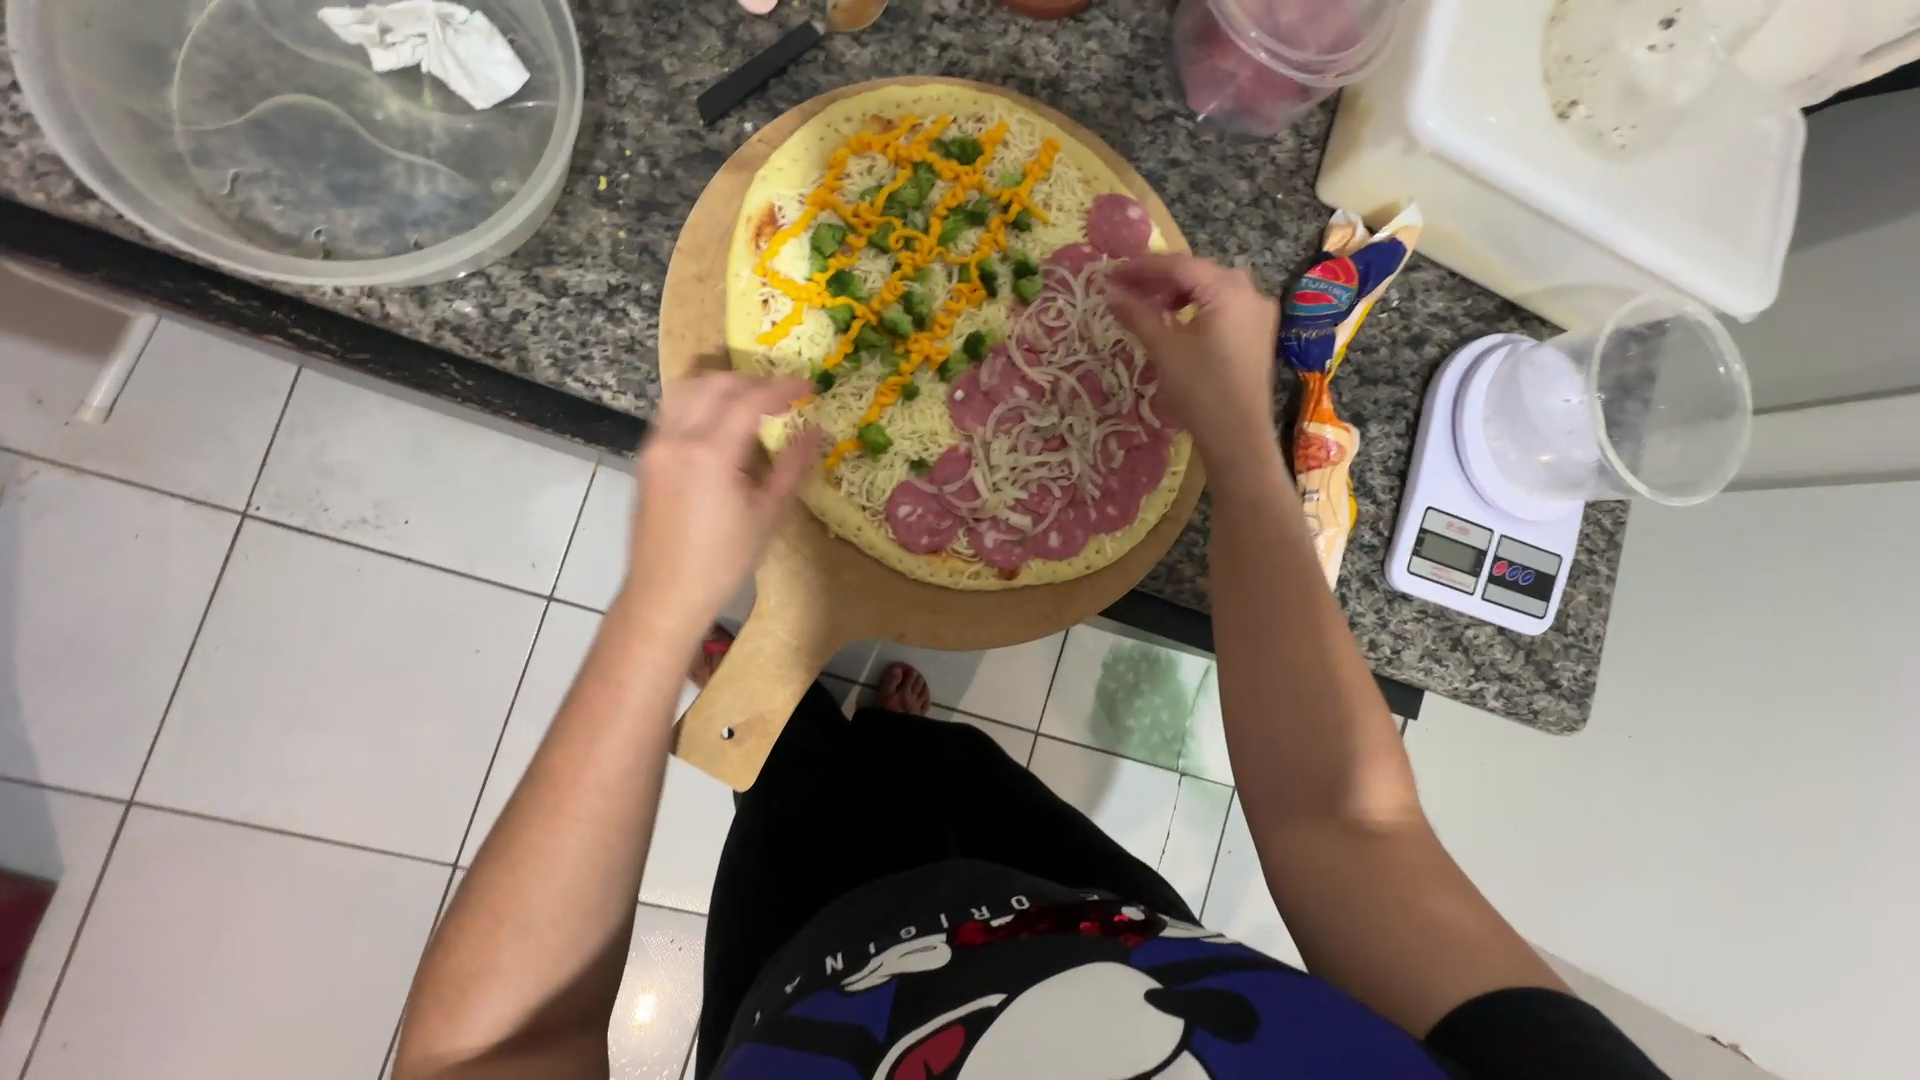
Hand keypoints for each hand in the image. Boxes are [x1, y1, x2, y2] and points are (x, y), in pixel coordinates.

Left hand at [621, 373, 816, 630]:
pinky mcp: (646, 457)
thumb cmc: (723, 562)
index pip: (751, 399)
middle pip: (715, 383)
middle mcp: (677, 439)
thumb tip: (817, 431)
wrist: (664, 595)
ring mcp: (656, 446)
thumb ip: (792, 466)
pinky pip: (672, 411)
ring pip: (686, 389)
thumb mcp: (767, 515)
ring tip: (751, 402)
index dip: (783, 387)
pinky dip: (699, 403)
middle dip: (752, 381)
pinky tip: (720, 424)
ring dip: (722, 386)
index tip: (808, 387)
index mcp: (711, 454)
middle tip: (783, 395)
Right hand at [1108, 256, 1286, 492]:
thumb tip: (1109, 290)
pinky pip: (1223, 308)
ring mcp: (1258, 314)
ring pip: (1211, 290)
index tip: (1110, 274)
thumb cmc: (1200, 389)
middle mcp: (1250, 292)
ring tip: (1148, 308)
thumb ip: (1137, 314)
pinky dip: (1197, 308)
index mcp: (1228, 289)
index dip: (1141, 268)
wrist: (1237, 436)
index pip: (1179, 266)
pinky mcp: (1257, 335)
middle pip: (1197, 273)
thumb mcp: (1164, 348)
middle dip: (1159, 280)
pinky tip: (1176, 323)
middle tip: (1125, 290)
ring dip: (1178, 293)